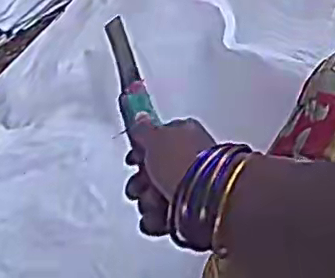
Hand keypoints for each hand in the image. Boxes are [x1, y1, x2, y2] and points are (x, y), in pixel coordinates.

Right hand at [124, 118, 216, 237]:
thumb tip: (139, 116)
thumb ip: (143, 129)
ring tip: (155, 201)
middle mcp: (186, 157)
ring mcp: (186, 184)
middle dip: (140, 183)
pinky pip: (160, 217)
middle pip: (150, 173)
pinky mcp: (185, 211)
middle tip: (143, 185)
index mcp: (183, 133)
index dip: (140, 153)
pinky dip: (156, 219)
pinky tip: (160, 217)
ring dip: (148, 202)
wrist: (201, 194)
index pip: (155, 141)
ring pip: (151, 197)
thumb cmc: (180, 159)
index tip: (133, 160)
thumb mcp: (157, 138)